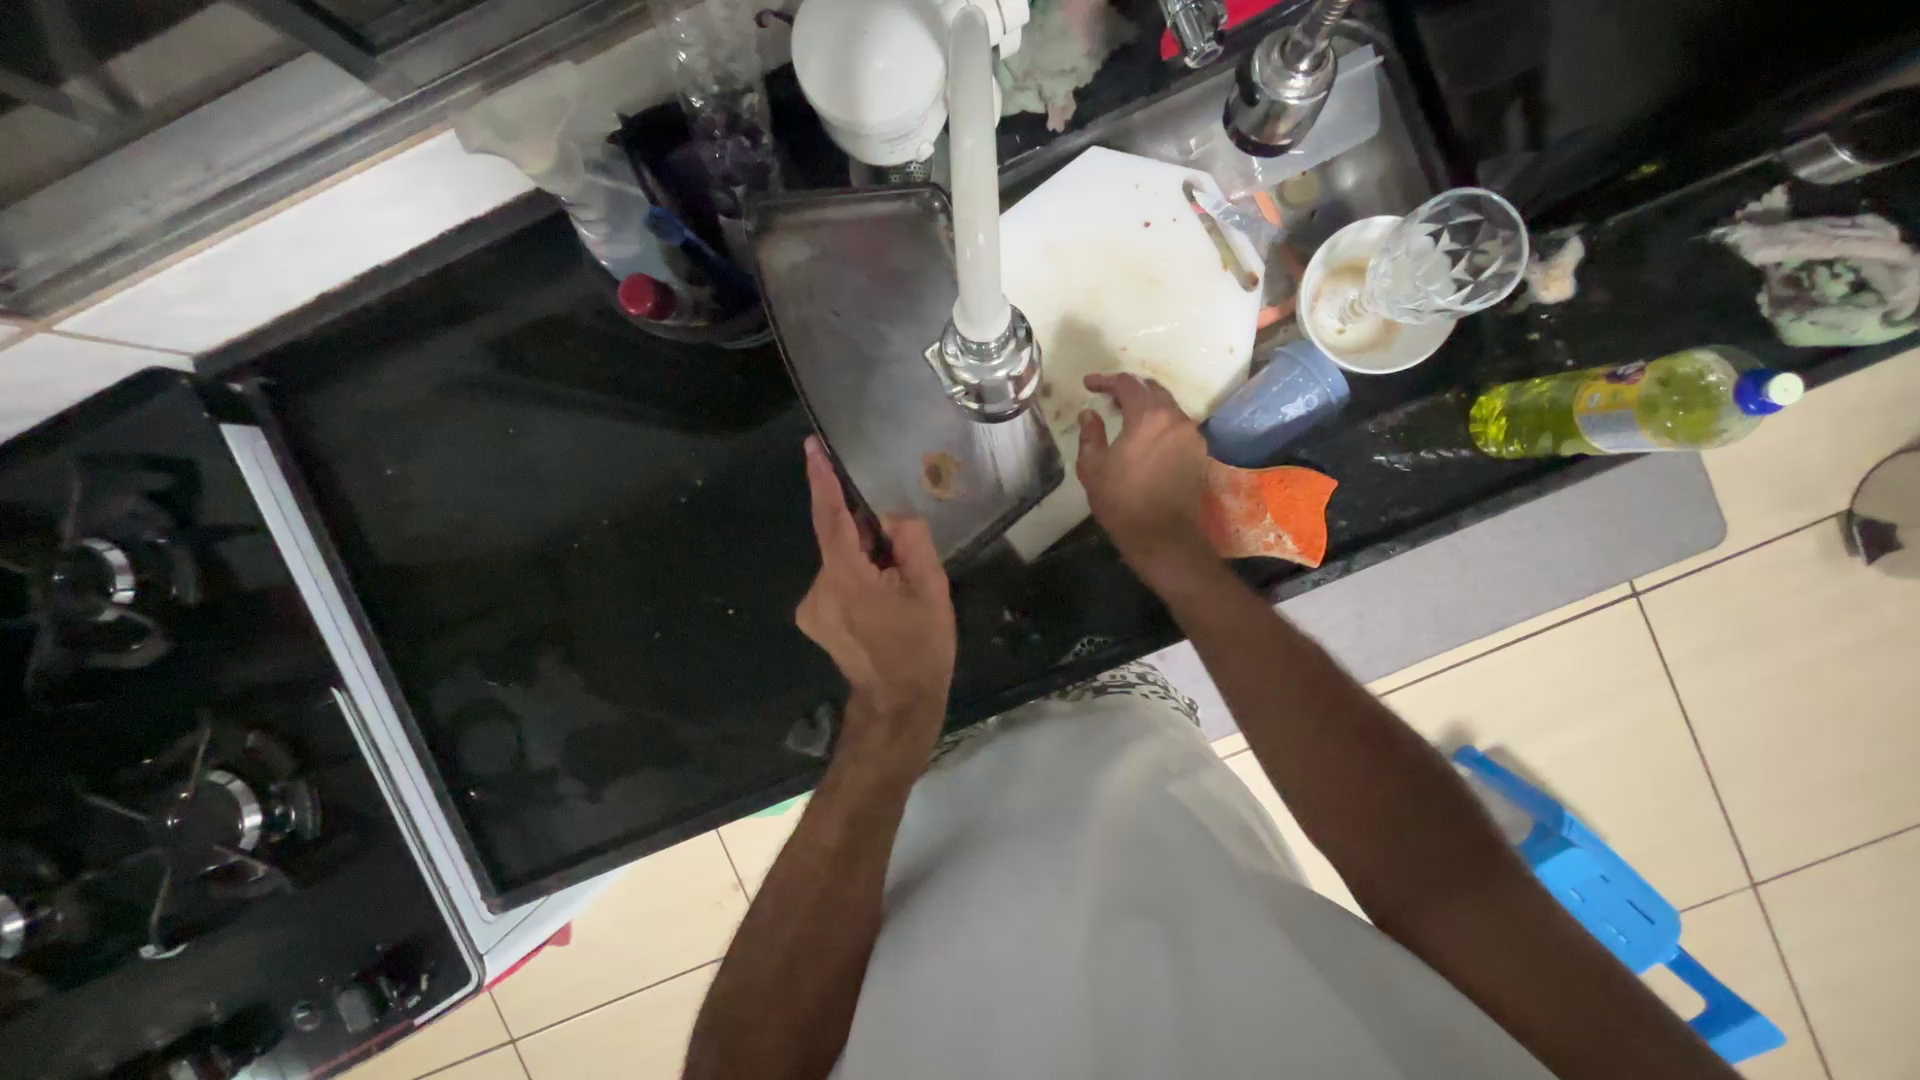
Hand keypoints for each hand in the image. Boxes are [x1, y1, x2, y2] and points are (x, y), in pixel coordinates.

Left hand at [795, 436, 955, 759]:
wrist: (898, 702)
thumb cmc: (920, 646)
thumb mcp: (930, 588)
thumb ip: (909, 540)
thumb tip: (890, 516)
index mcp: (846, 578)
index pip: (829, 518)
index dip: (822, 480)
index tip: (811, 447)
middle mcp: (818, 589)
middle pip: (839, 542)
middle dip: (867, 537)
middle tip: (902, 557)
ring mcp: (811, 607)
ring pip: (839, 563)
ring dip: (864, 562)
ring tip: (896, 591)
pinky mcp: (813, 619)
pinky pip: (836, 582)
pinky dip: (856, 578)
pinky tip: (880, 604)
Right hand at [1077, 373, 1215, 584]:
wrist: (1164, 537)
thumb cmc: (1122, 502)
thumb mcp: (1093, 468)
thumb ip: (1090, 434)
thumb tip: (1089, 414)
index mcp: (1148, 416)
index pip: (1127, 384)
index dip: (1106, 380)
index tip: (1089, 384)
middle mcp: (1175, 419)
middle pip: (1153, 390)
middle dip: (1130, 390)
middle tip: (1109, 399)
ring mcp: (1192, 436)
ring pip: (1168, 408)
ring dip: (1147, 407)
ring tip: (1127, 417)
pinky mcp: (1199, 454)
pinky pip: (1177, 427)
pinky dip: (1160, 424)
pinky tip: (1146, 438)